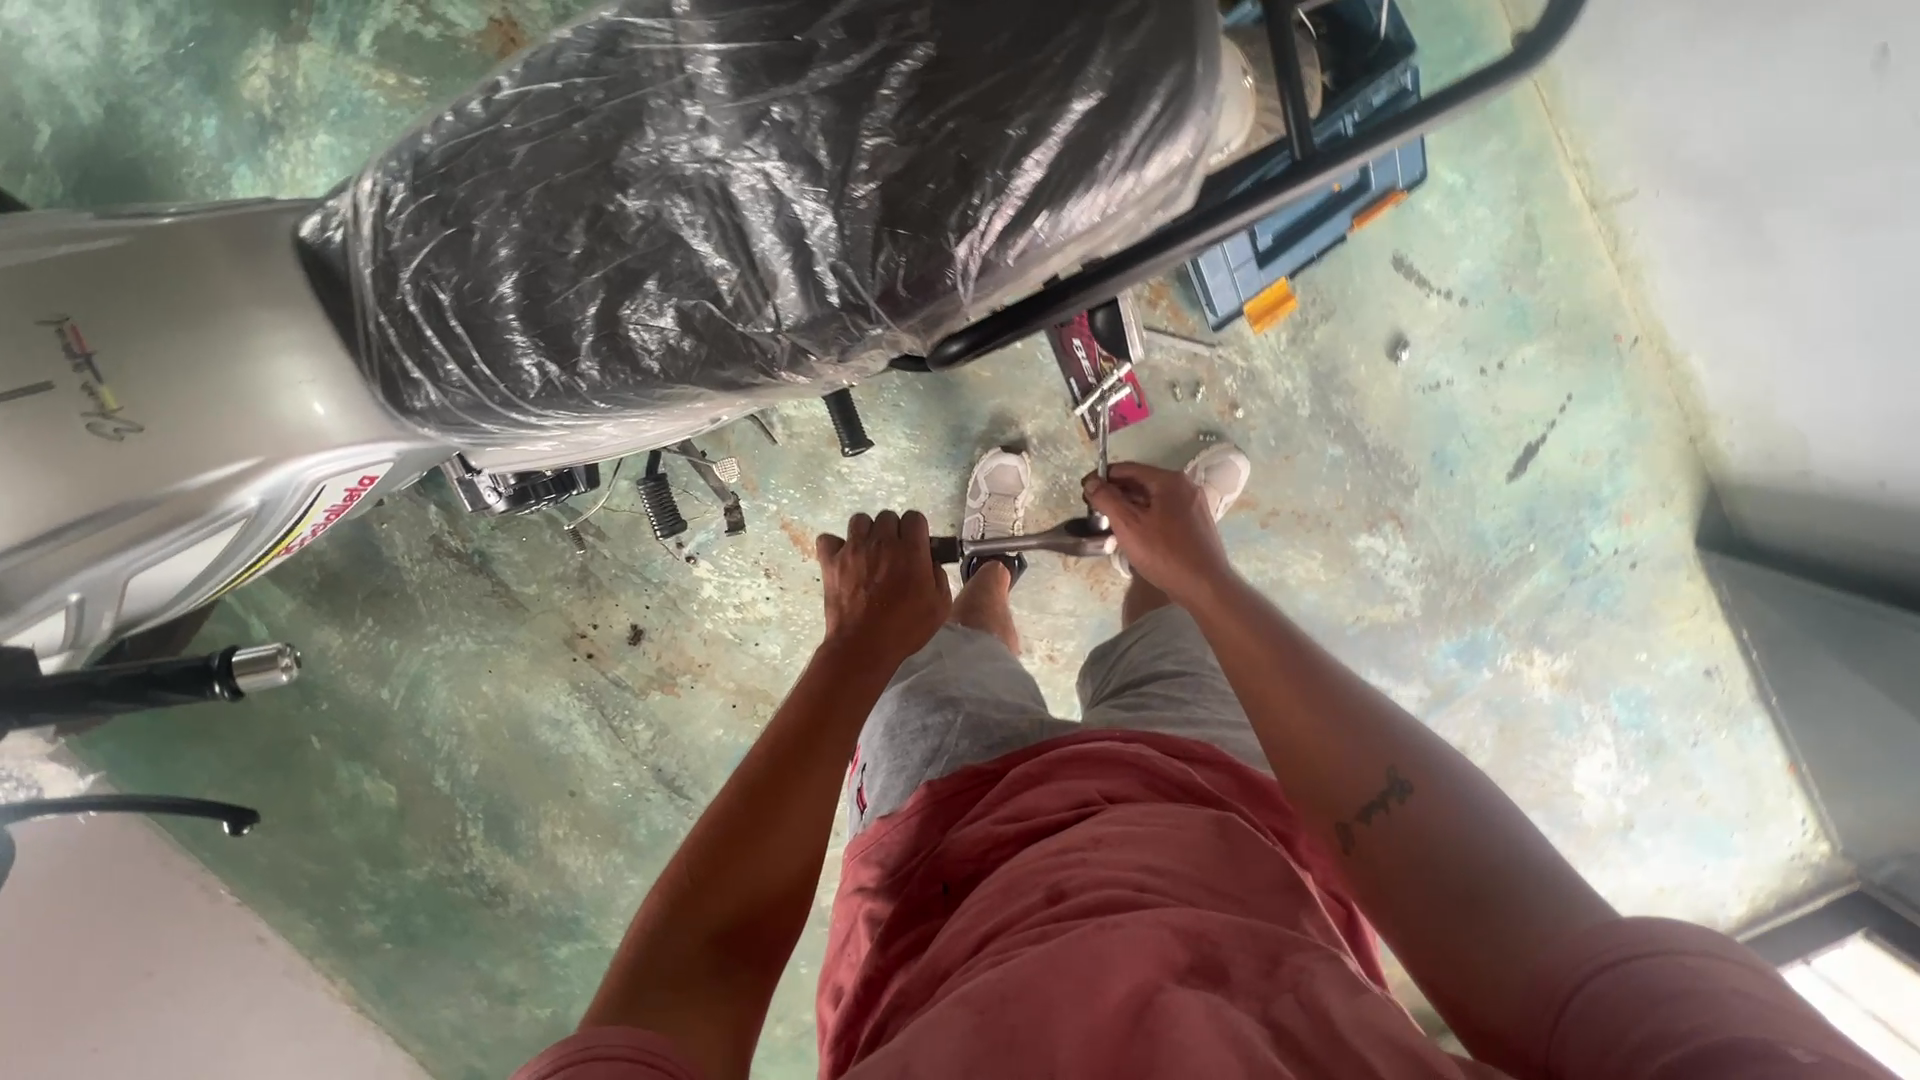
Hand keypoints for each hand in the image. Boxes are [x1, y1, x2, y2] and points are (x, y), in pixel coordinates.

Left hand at [815, 510, 951, 662]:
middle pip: (887, 516)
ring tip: (868, 552)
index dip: (916, 530)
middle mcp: (881, 542)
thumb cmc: (906, 628)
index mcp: (910, 550)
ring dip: (866, 533)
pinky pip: (828, 539)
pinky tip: (842, 559)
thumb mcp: (940, 606)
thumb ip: (939, 577)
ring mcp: (853, 549)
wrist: (864, 645)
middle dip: (892, 530)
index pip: (914, 517)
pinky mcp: (831, 562)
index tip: (915, 545)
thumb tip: (931, 563)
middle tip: (893, 553)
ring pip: (859, 521)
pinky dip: (834, 546)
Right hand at [1083, 463, 1238, 604]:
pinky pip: (1164, 511)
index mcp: (1169, 480)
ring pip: (1153, 498)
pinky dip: (1146, 516)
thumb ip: (1106, 499)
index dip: (1102, 477)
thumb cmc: (1164, 553)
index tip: (1084, 492)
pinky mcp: (1196, 523)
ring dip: (1129, 506)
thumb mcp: (1128, 525)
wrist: (1205, 586)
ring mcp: (1193, 505)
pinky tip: (1135, 533)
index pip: (1127, 469)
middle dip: (1115, 493)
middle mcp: (1184, 486)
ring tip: (1110, 523)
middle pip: (1141, 482)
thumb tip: (1091, 482)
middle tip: (1095, 510)